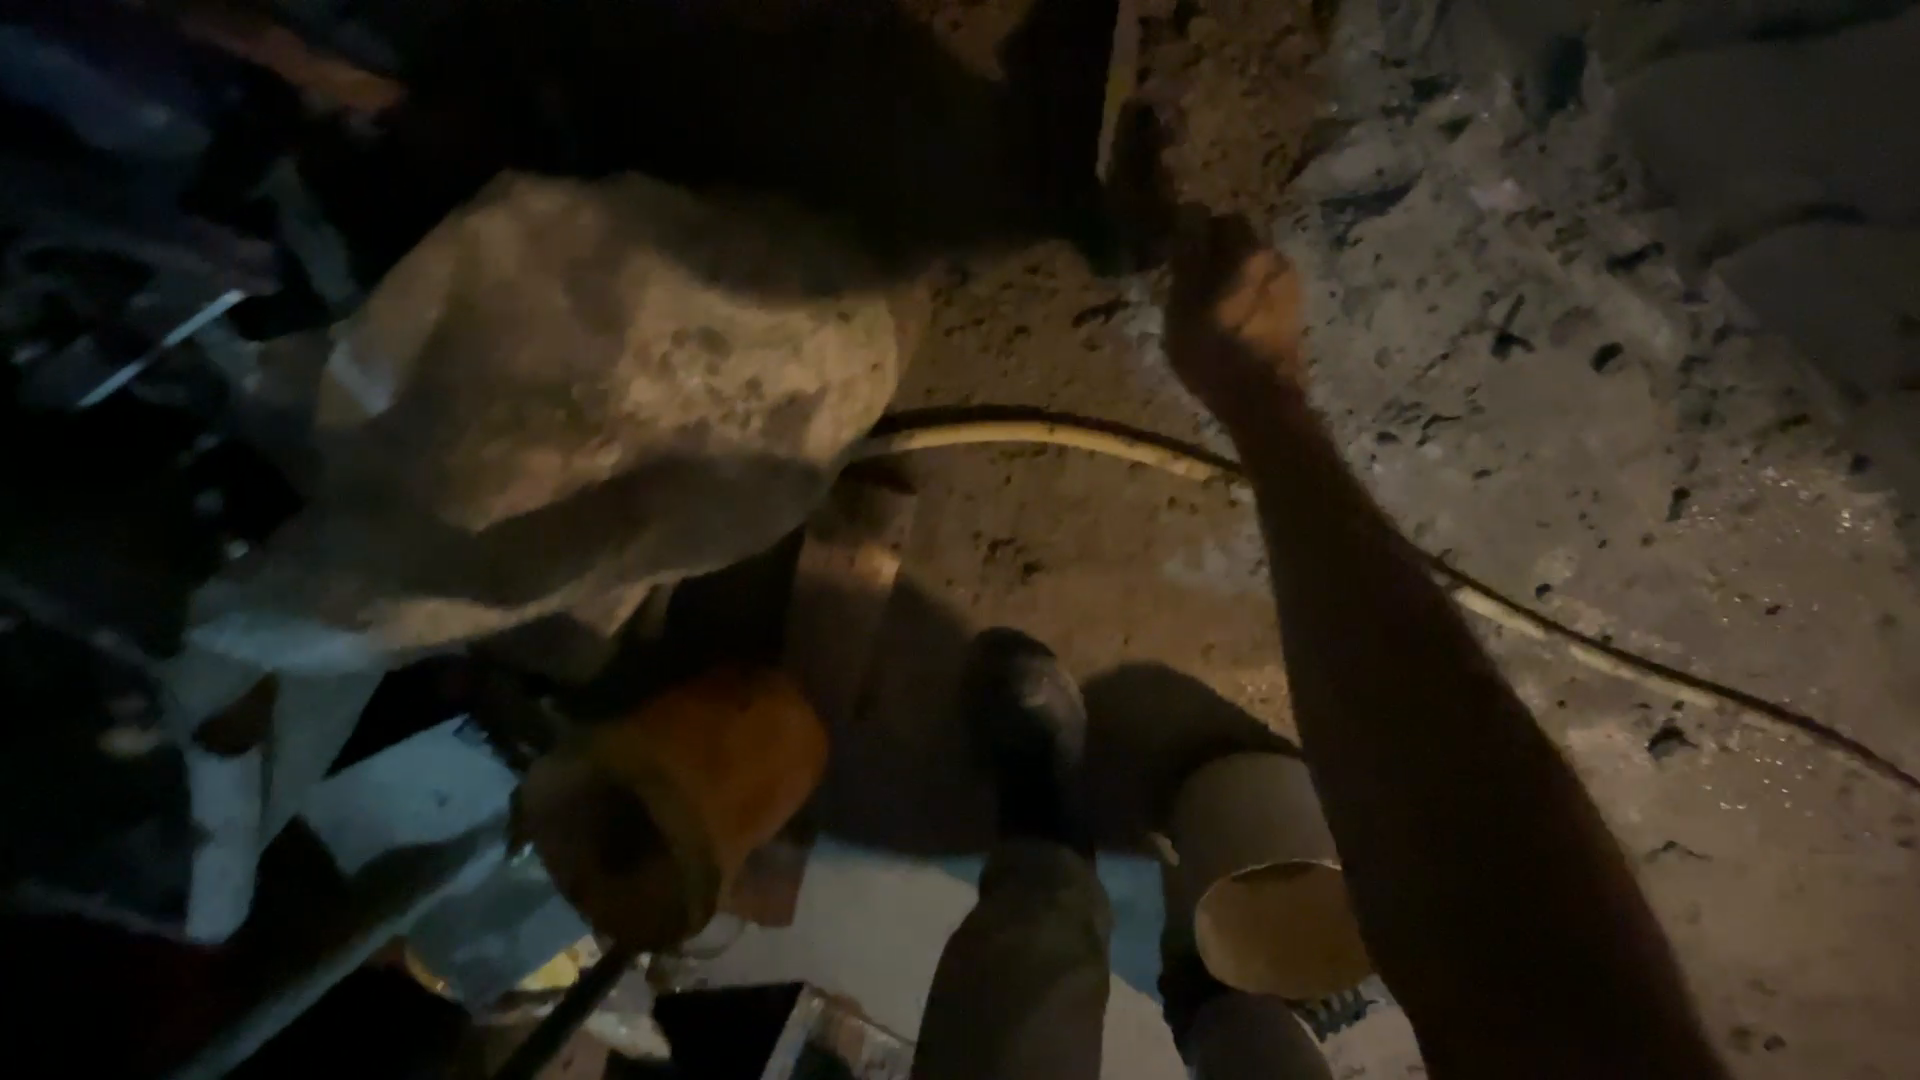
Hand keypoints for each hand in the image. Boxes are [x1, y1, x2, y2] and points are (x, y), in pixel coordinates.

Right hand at [1163, 208, 1307, 418]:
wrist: (1263, 401)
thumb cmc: (1214, 352)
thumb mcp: (1184, 305)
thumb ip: (1188, 256)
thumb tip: (1189, 213)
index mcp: (1249, 250)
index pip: (1220, 220)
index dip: (1195, 235)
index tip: (1177, 259)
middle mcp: (1277, 258)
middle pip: (1241, 242)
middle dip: (1216, 255)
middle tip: (1189, 285)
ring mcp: (1291, 286)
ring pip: (1253, 268)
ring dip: (1231, 278)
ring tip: (1207, 308)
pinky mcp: (1295, 313)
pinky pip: (1264, 290)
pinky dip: (1246, 297)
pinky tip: (1230, 324)